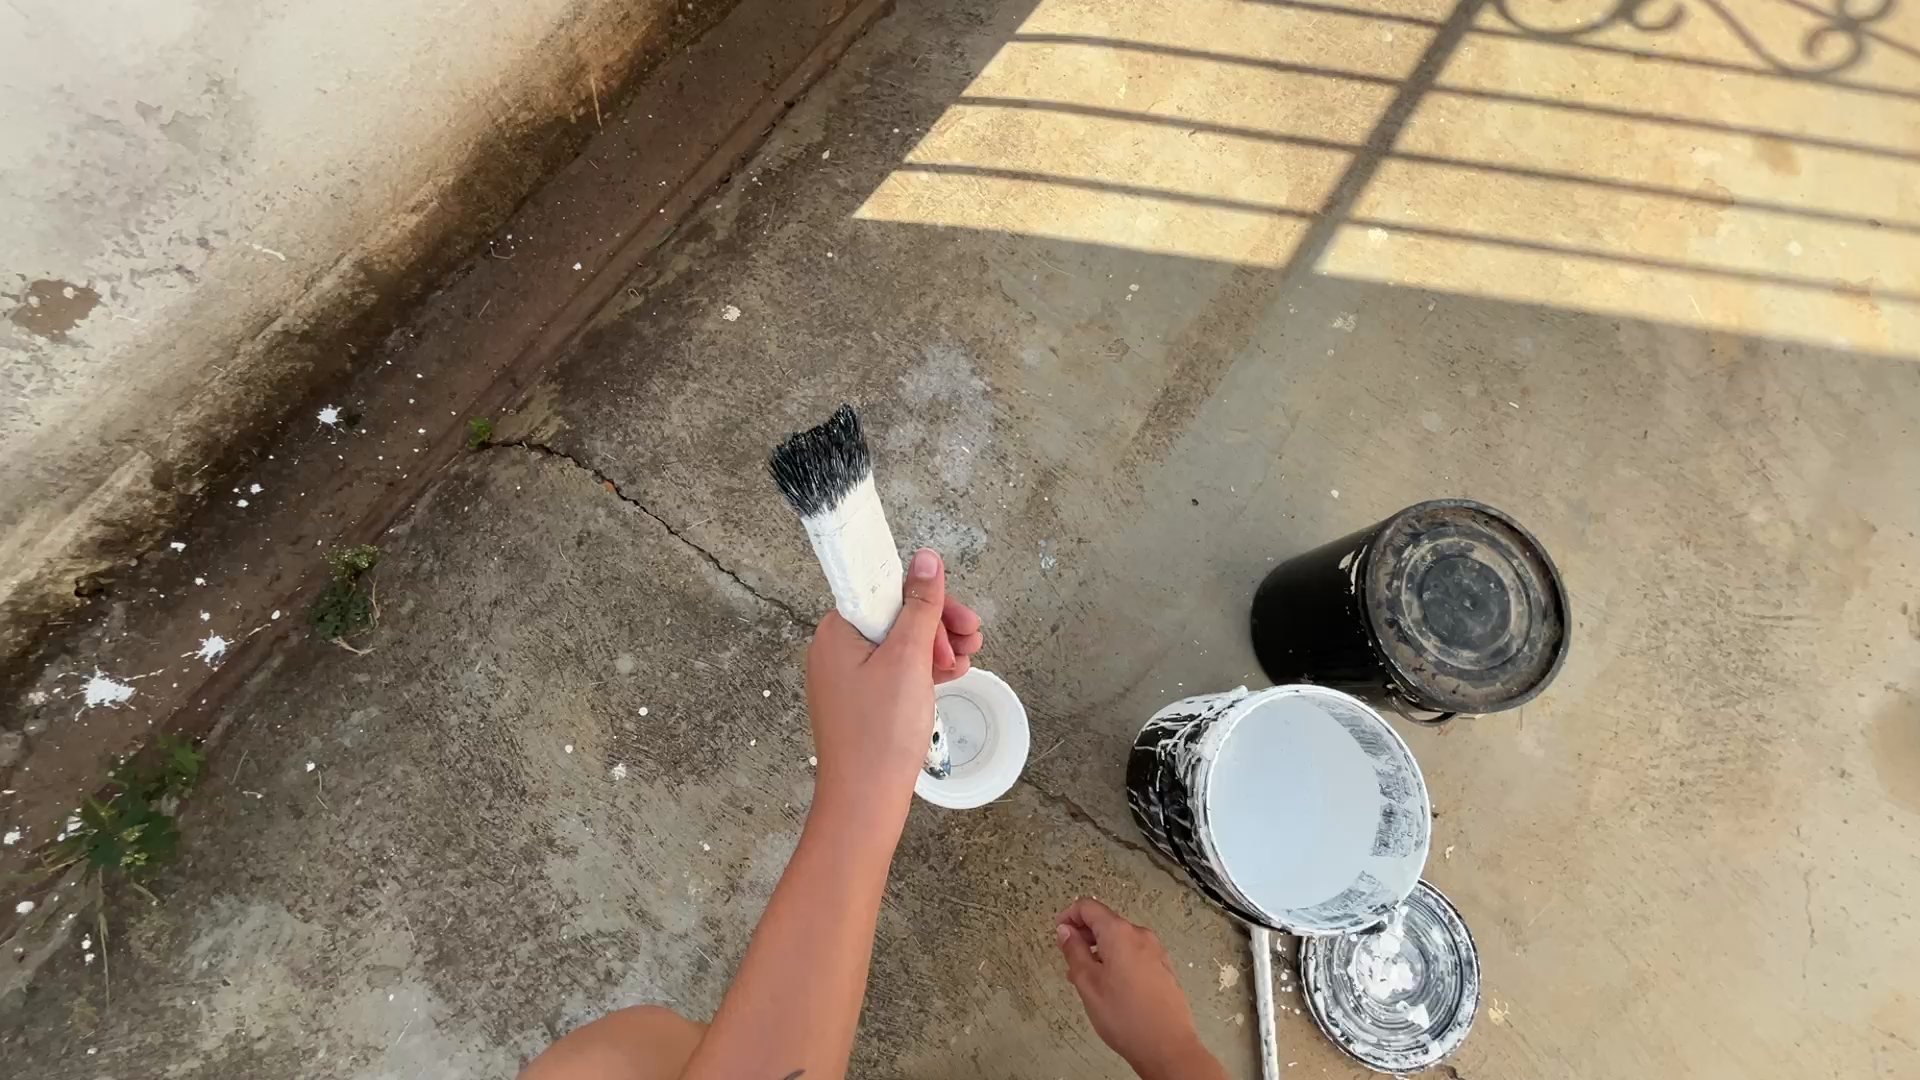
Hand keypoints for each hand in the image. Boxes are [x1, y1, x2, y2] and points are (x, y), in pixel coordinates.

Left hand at [805, 549, 982, 820]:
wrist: (865, 802)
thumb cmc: (881, 732)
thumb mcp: (909, 658)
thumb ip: (920, 605)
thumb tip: (927, 558)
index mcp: (838, 629)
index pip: (885, 589)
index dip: (925, 597)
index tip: (956, 614)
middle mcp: (838, 647)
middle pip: (896, 615)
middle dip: (938, 624)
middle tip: (971, 638)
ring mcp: (849, 675)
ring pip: (901, 643)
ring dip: (938, 646)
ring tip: (967, 659)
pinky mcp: (863, 698)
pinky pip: (896, 669)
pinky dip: (925, 669)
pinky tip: (952, 675)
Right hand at [1055, 898, 1226, 1079]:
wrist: (1169, 1049)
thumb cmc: (1125, 1017)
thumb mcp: (1088, 983)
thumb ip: (1073, 951)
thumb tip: (1065, 930)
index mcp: (1119, 932)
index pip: (1088, 907)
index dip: (1069, 916)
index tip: (1060, 932)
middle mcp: (1139, 934)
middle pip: (1105, 922)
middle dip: (1084, 936)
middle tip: (1070, 959)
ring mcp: (1155, 951)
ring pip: (1120, 940)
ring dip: (1100, 950)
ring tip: (1089, 979)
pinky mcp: (1163, 967)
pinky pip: (1134, 953)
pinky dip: (1118, 960)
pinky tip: (1113, 987)